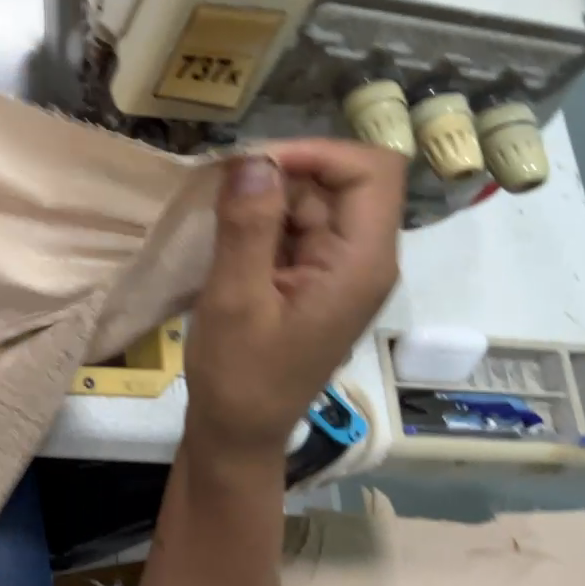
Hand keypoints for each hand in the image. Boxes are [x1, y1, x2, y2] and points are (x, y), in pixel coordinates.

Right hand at [185, 139, 404, 452]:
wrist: (238, 433)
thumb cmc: (240, 374)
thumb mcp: (235, 299)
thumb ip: (247, 227)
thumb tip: (252, 160)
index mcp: (361, 263)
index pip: (371, 171)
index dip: (315, 153)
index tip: (252, 166)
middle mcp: (362, 261)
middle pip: (340, 186)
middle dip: (281, 177)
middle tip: (219, 193)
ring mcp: (337, 274)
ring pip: (313, 208)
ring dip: (265, 204)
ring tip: (213, 221)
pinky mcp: (312, 286)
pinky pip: (296, 237)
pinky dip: (260, 228)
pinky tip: (224, 244)